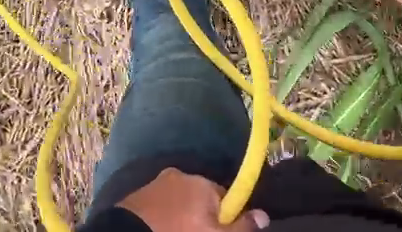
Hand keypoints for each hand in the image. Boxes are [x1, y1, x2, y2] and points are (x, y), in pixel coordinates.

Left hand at [116, 168, 269, 230]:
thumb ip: (241, 228)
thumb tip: (265, 215)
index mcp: (201, 182)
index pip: (224, 197)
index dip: (225, 218)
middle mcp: (179, 175)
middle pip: (200, 200)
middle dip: (201, 218)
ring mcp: (155, 184)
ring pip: (178, 204)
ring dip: (180, 219)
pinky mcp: (137, 197)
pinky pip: (158, 209)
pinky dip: (162, 220)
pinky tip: (162, 230)